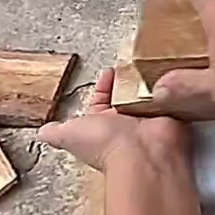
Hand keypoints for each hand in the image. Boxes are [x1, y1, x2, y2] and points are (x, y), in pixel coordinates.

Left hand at [39, 68, 188, 170]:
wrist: (143, 150)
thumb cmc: (107, 144)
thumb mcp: (67, 135)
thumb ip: (54, 131)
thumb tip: (43, 130)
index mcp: (103, 125)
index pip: (104, 100)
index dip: (105, 85)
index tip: (111, 70)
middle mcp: (128, 122)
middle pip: (127, 94)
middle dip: (128, 80)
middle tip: (131, 65)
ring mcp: (151, 117)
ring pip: (148, 92)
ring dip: (149, 81)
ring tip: (148, 66)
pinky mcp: (171, 111)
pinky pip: (169, 93)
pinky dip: (167, 85)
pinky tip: (165, 75)